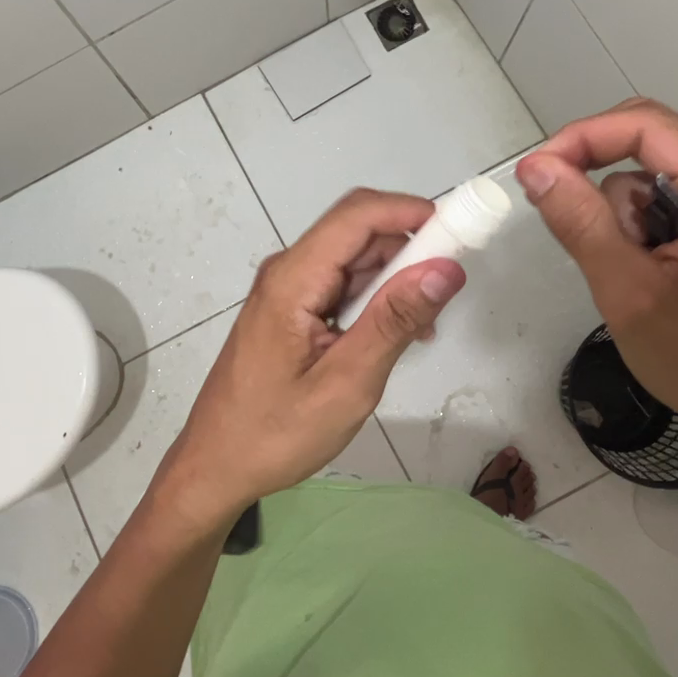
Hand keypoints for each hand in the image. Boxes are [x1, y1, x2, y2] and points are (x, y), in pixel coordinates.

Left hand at [152, 189, 465, 530]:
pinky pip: (340, 285)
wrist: (216, 465)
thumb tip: (446, 268)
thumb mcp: (346, 384)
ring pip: (353, 259)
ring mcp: (287, 290)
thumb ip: (393, 321)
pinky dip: (374, 299)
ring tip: (422, 327)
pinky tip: (394, 335)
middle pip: (357, 232)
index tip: (461, 233)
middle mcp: (288, 271)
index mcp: (293, 279)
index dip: (411, 211)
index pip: (357, 215)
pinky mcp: (290, 310)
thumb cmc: (275, 433)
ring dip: (395, 279)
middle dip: (409, 247)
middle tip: (449, 291)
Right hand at [515, 99, 677, 498]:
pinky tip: (643, 270)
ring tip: (627, 272)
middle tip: (572, 226)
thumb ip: (580, 222)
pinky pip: (663, 198)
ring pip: (648, 172)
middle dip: (597, 176)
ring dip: (619, 212)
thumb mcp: (629, 293)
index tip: (534, 177)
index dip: (581, 138)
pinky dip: (635, 225)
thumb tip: (534, 166)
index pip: (645, 125)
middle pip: (648, 139)